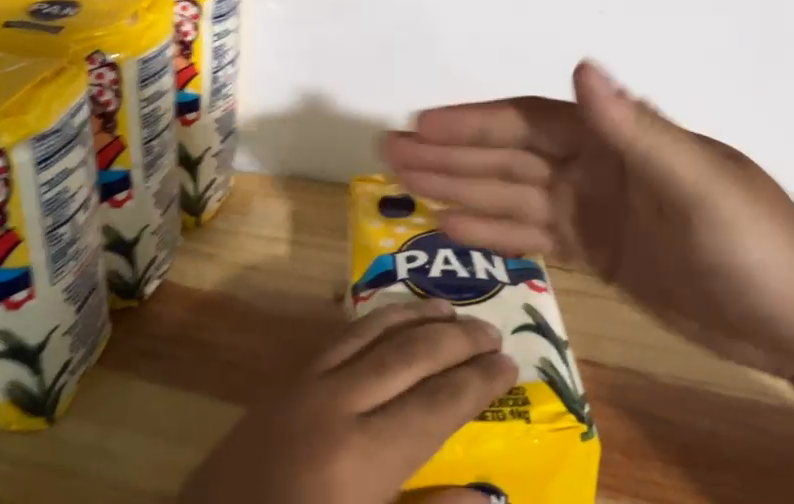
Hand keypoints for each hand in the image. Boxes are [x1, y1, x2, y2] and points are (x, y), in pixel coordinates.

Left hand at [180, 300, 516, 503]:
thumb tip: (484, 497)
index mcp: (363, 458)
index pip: (438, 405)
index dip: (478, 383)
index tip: (511, 365)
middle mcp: (338, 406)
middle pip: (411, 356)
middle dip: (457, 341)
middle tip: (492, 332)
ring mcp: (306, 386)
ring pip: (374, 333)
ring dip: (417, 317)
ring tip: (452, 309)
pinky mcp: (283, 381)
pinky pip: (339, 337)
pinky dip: (374, 321)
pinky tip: (391, 318)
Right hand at [382, 60, 793, 379]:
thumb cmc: (757, 246)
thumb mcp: (698, 186)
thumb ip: (635, 130)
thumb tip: (580, 65)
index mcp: (619, 139)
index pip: (530, 122)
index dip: (473, 123)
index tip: (420, 123)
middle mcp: (599, 167)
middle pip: (510, 156)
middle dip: (451, 155)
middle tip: (389, 153)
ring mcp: (597, 212)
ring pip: (513, 195)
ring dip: (460, 190)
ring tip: (403, 187)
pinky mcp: (601, 255)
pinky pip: (534, 237)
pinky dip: (493, 233)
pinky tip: (451, 229)